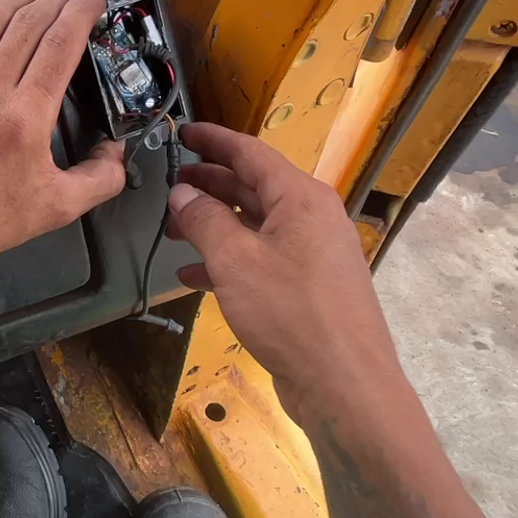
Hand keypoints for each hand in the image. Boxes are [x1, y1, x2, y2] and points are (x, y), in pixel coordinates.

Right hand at [164, 121, 407, 422]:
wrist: (344, 386)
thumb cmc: (290, 314)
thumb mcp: (235, 260)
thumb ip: (204, 219)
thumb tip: (183, 192)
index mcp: (300, 199)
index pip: (251, 153)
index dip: (215, 140)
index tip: (184, 131)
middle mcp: (311, 218)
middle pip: (254, 186)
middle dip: (210, 183)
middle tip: (173, 181)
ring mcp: (312, 254)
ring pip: (255, 224)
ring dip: (214, 224)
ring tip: (175, 230)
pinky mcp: (307, 287)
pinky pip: (261, 258)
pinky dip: (228, 260)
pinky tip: (194, 274)